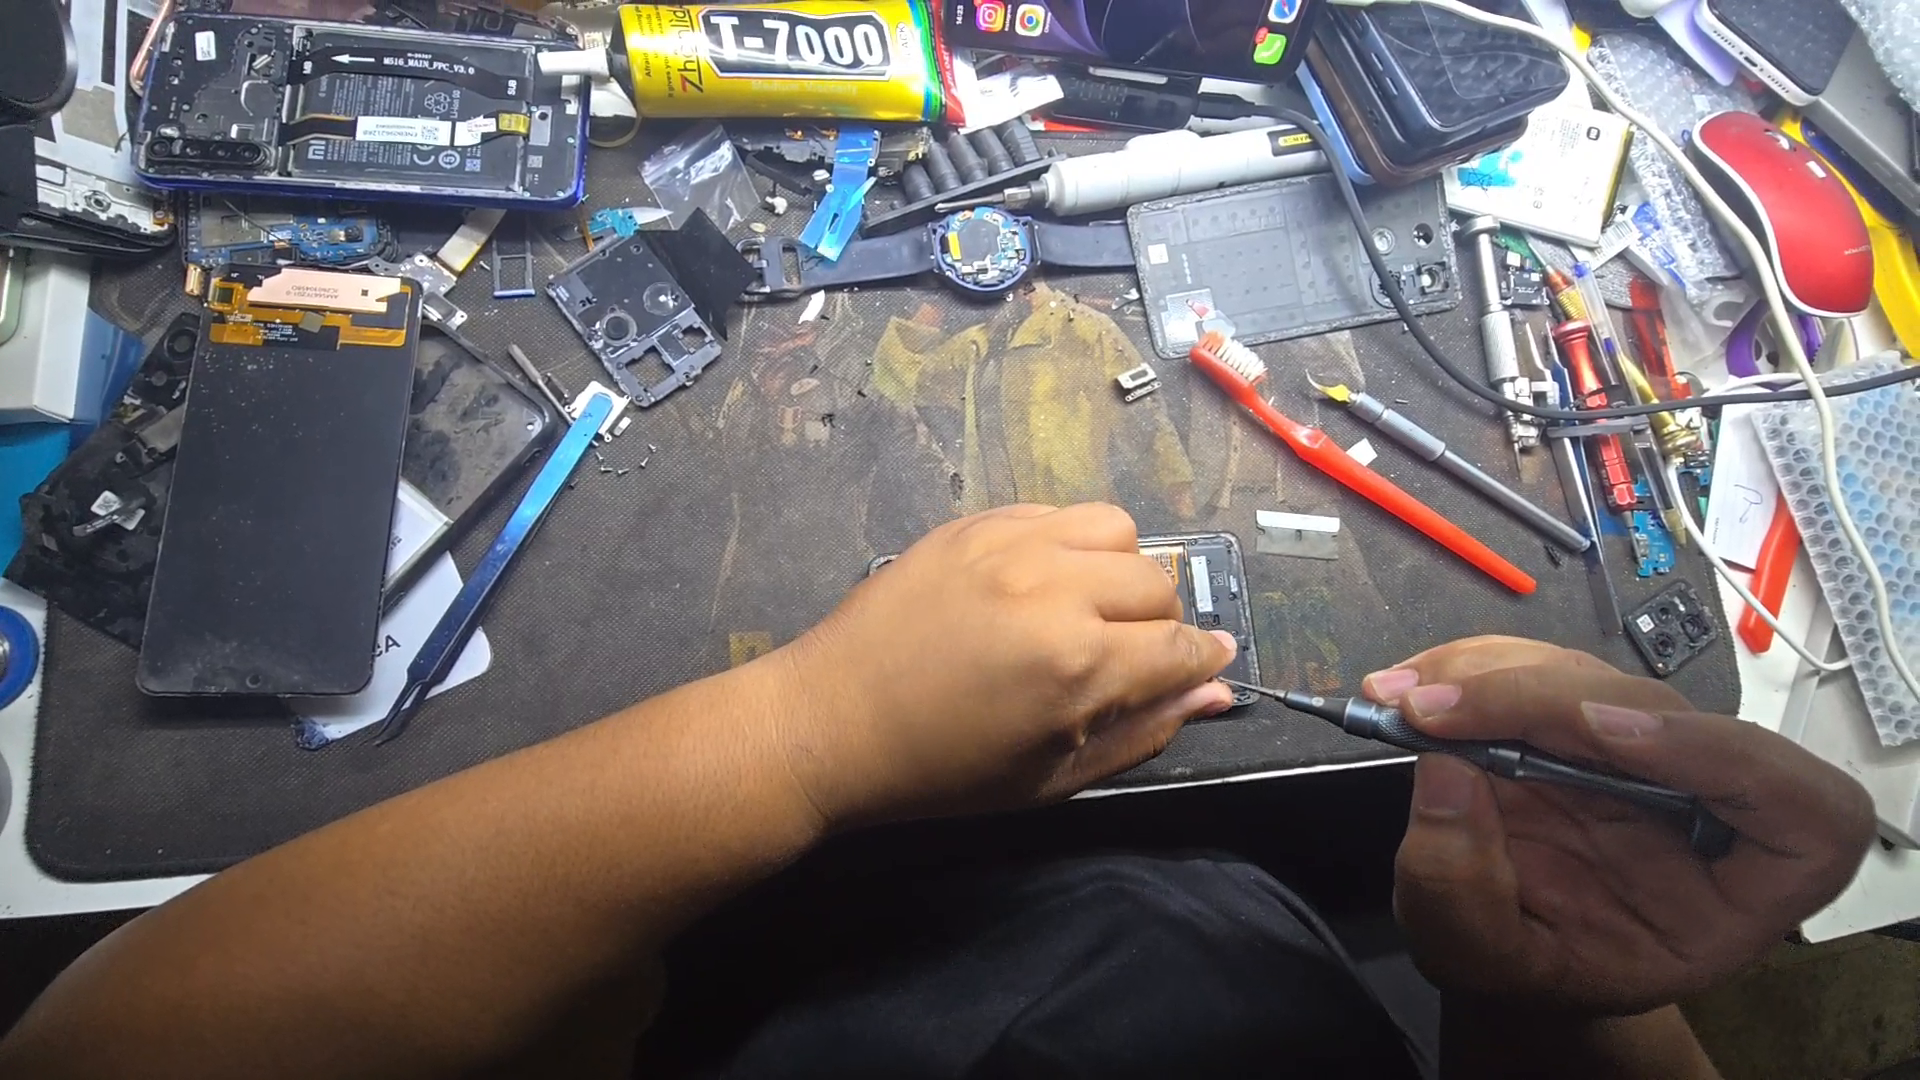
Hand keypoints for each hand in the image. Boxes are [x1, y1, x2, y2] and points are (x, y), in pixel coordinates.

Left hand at [770, 504, 1236, 828]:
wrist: (831, 720)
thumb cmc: (941, 770)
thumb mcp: (1050, 778)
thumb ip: (1142, 732)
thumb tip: (1216, 691)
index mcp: (1077, 664)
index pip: (1180, 648)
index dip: (1203, 660)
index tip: (1206, 663)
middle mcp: (1054, 588)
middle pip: (1157, 583)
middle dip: (1159, 624)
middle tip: (1123, 653)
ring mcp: (1009, 544)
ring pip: (1116, 529)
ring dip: (1119, 569)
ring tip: (1085, 605)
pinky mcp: (973, 523)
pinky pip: (1055, 511)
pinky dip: (1068, 541)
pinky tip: (1040, 577)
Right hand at [1364, 636, 1874, 1014]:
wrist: (1486, 938)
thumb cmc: (1511, 966)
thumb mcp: (1476, 953)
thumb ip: (1460, 885)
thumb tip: (1444, 768)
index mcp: (1723, 888)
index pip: (1796, 808)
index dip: (1715, 752)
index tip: (1595, 730)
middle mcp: (1685, 803)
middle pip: (1652, 711)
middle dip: (1529, 697)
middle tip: (1427, 708)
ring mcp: (1619, 753)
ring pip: (1577, 674)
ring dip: (1479, 671)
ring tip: (1395, 695)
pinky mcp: (1555, 722)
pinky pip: (1521, 668)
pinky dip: (1454, 669)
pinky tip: (1399, 687)